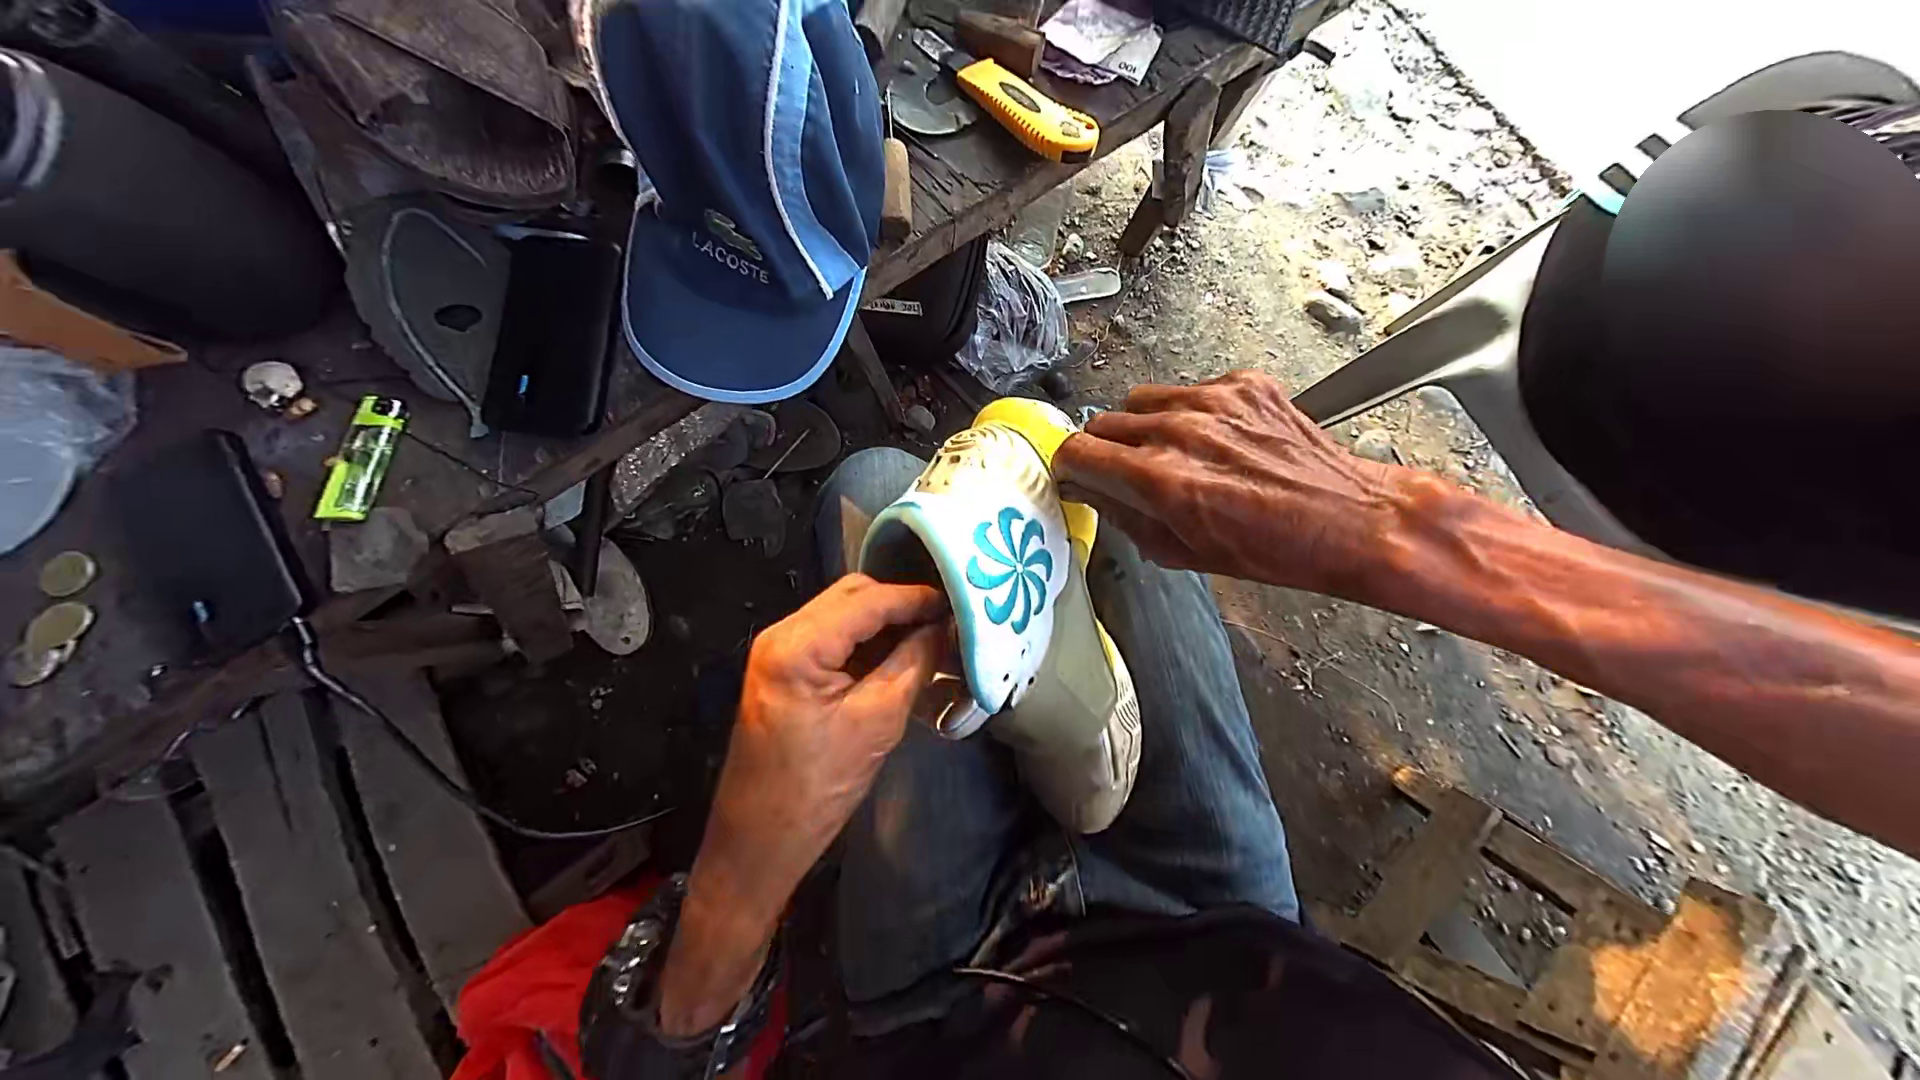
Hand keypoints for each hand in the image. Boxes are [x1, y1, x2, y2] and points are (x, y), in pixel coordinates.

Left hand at [659, 574, 947, 1034]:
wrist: (759, 839)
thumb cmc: (818, 787)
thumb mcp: (877, 721)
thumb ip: (914, 662)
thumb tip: (947, 627)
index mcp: (797, 644)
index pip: (868, 600)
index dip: (917, 597)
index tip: (961, 602)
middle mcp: (782, 633)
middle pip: (853, 596)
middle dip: (901, 604)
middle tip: (946, 621)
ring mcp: (781, 650)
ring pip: (845, 614)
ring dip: (887, 622)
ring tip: (932, 636)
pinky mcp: (788, 669)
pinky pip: (836, 638)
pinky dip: (870, 641)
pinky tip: (902, 654)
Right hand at [1054, 370, 1410, 594]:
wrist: (1349, 519)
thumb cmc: (1273, 548)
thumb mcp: (1181, 551)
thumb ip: (1125, 516)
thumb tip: (1093, 493)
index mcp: (1161, 478)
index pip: (1079, 451)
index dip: (1069, 466)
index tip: (1075, 474)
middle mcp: (1181, 431)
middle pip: (1103, 421)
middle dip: (1103, 449)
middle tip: (1122, 471)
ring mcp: (1214, 400)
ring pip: (1140, 400)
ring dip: (1141, 426)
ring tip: (1169, 452)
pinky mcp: (1243, 383)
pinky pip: (1187, 390)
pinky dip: (1186, 413)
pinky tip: (1212, 438)